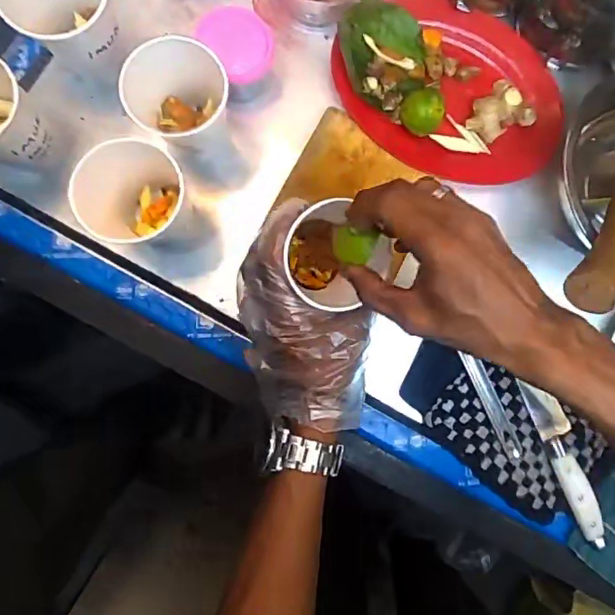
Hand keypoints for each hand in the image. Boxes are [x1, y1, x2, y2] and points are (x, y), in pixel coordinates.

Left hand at [237, 200, 370, 431]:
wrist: (307, 408)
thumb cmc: (329, 369)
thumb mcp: (350, 327)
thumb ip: (354, 293)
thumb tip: (361, 266)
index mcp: (279, 302)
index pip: (269, 252)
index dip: (280, 224)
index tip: (296, 206)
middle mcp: (258, 304)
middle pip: (256, 256)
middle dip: (274, 230)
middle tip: (297, 215)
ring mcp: (253, 314)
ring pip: (253, 270)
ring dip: (269, 246)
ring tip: (294, 232)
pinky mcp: (255, 322)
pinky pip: (256, 283)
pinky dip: (268, 265)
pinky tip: (288, 263)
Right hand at [343, 179, 586, 386]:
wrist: (528, 328)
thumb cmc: (469, 326)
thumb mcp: (413, 318)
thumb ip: (373, 291)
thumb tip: (348, 270)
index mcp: (436, 241)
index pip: (388, 200)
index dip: (362, 207)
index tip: (350, 226)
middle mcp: (455, 218)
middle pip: (402, 188)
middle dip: (374, 202)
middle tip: (362, 226)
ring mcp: (471, 215)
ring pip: (422, 188)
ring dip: (397, 202)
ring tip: (386, 229)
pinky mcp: (482, 219)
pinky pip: (441, 198)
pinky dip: (419, 206)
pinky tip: (415, 236)